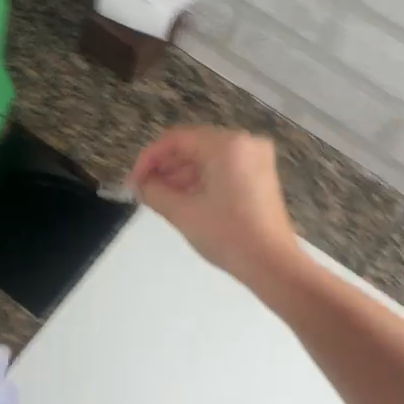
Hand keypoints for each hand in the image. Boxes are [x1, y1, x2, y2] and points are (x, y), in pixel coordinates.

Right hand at [125, 128, 298, 284]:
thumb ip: (154, 192)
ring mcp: (255, 159)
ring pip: (206, 158)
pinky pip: (221, 169)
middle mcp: (244, 143)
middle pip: (192, 146)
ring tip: (158, 199)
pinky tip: (182, 200)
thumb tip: (139, 185)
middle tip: (142, 192)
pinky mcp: (259, 175)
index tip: (132, 183)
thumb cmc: (227, 236)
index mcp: (227, 145)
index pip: (176, 140)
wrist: (271, 263)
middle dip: (164, 168)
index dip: (148, 159)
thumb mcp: (183, 213)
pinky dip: (200, 181)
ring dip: (180, 176)